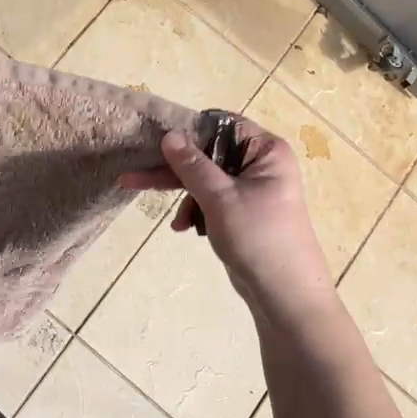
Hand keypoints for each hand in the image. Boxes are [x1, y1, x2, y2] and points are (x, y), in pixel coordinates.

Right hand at [119, 118, 332, 310]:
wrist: (283, 292)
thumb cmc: (258, 237)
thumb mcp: (219, 198)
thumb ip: (192, 165)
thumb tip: (169, 135)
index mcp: (265, 151)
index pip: (222, 125)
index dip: (189, 132)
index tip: (156, 143)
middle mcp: (260, 164)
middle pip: (208, 154)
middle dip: (174, 171)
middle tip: (133, 178)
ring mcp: (251, 189)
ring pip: (205, 180)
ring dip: (186, 198)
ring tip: (176, 223)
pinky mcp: (241, 211)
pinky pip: (210, 200)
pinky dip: (196, 212)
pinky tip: (186, 229)